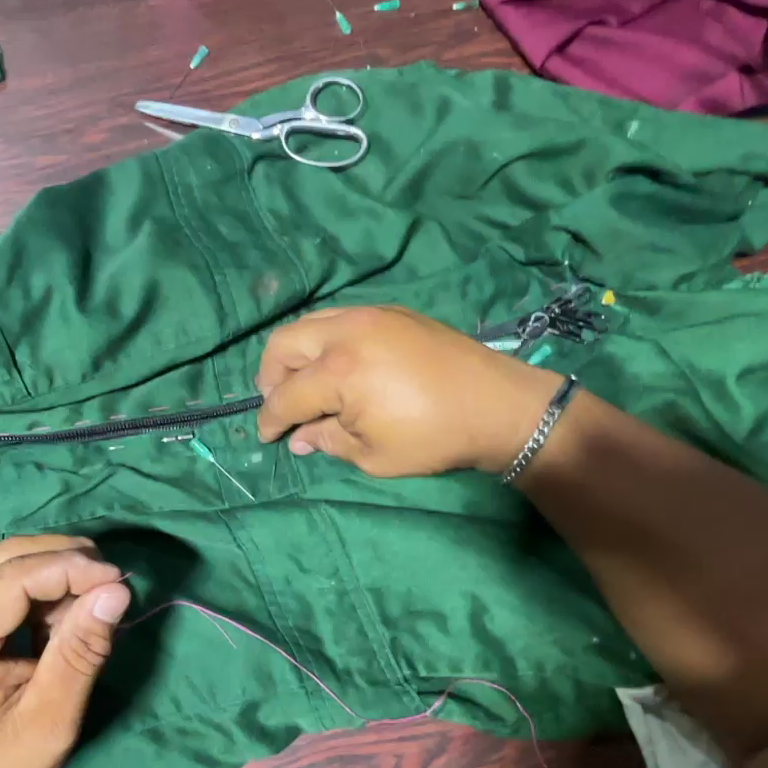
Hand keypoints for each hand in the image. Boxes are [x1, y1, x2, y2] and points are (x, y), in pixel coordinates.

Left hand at [0, 535, 130, 767]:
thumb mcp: (49, 721)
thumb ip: (80, 653)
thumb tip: (116, 591)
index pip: (11, 579)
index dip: (68, 568)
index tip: (118, 579)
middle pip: (4, 557)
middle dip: (64, 559)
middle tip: (111, 583)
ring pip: (0, 560)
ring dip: (51, 569)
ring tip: (90, 601)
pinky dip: (34, 584)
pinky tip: (60, 612)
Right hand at [254, 306, 564, 477]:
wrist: (498, 406)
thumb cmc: (434, 438)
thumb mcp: (373, 455)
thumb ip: (327, 441)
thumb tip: (299, 438)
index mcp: (338, 373)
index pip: (285, 396)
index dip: (271, 420)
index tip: (269, 437)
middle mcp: (346, 334)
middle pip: (283, 345)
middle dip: (271, 377)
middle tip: (280, 404)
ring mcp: (369, 316)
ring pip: (308, 324)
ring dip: (296, 354)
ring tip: (304, 383)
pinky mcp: (390, 312)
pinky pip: (338, 318)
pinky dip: (324, 340)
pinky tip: (336, 366)